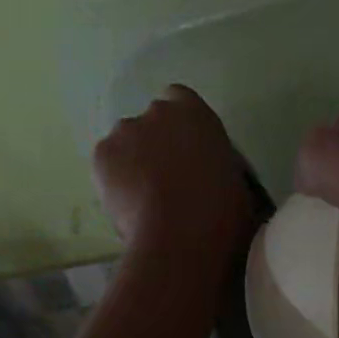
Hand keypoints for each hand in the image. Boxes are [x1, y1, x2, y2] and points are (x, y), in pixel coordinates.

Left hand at [93, 85, 253, 256]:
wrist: (183, 235)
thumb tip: (212, 178)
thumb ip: (218, 168)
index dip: (179, 129)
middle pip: (150, 123)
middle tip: (164, 181)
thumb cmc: (223, 211)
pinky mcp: (102, 155)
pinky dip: (113, 182)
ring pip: (125, 144)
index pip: (180, 101)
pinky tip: (128, 207)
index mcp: (195, 113)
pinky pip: (107, 166)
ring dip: (132, 163)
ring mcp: (125, 131)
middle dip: (154, 146)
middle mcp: (157, 112)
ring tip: (143, 199)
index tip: (184, 153)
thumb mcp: (236, 183)